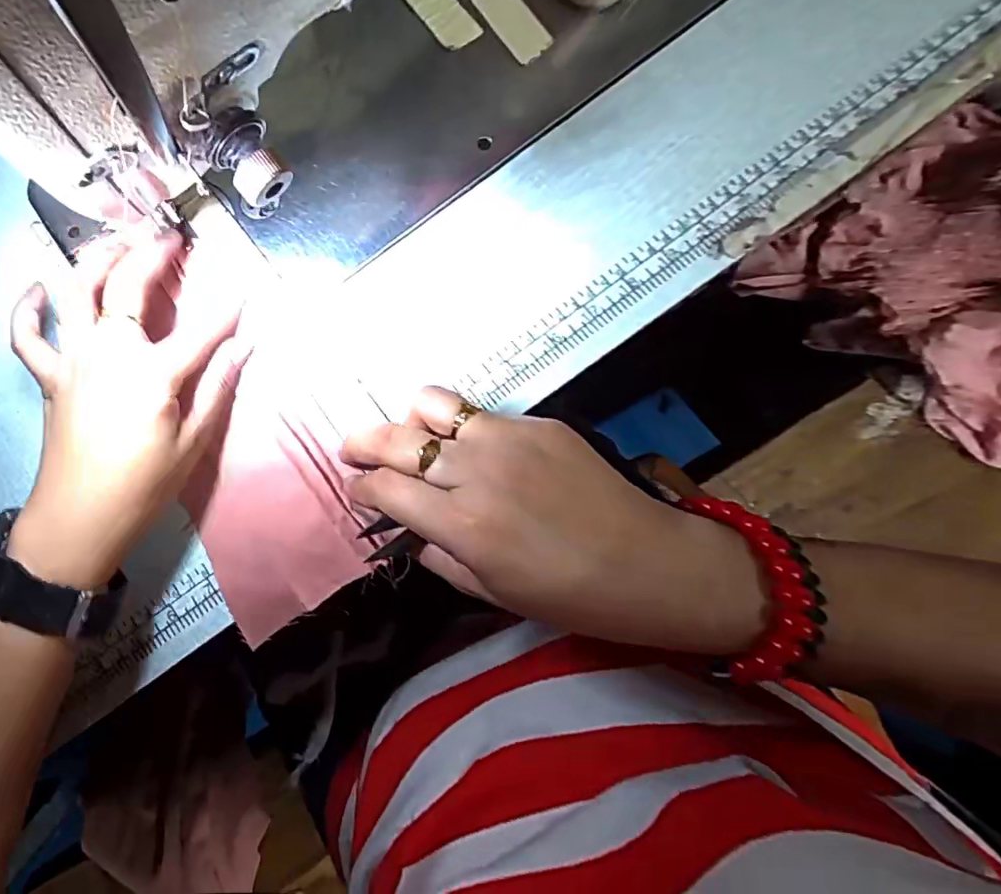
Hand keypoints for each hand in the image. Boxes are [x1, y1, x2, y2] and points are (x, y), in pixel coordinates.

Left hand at [7, 230, 248, 588]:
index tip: (247, 289)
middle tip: (171, 238)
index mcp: (153, 373)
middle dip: (152, 253)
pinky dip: (28, 307)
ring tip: (115, 240)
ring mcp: (73, 359)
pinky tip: (38, 289)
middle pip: (126, 284)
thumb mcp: (193, 443)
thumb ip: (217, 388)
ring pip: (74, 290)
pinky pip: (27, 334)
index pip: (203, 328)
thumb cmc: (142, 486)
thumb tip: (244, 347)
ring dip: (94, 257)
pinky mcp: (48, 375)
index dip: (229, 308)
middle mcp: (109, 352)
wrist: (77, 520)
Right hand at [341, 386, 768, 655]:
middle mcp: (475, 470)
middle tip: (352, 450)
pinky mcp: (537, 423)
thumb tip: (405, 526)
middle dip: (362, 443)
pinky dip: (462, 428)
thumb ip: (436, 554)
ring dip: (410, 422)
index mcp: (461, 523)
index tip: (356, 488)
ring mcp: (508, 437)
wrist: (649, 563)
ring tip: (412, 438)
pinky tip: (476, 450)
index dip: (361, 486)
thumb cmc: (567, 595)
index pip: (385, 488)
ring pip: (432, 404)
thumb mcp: (489, 591)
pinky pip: (480, 415)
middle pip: (395, 439)